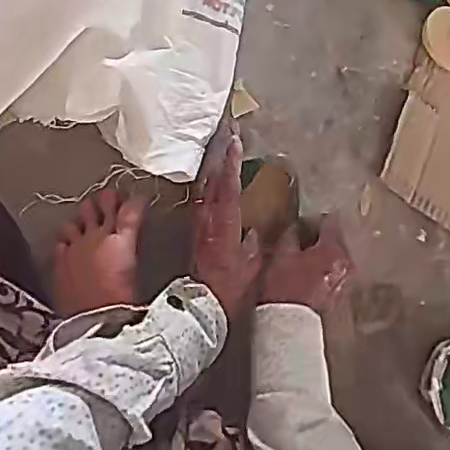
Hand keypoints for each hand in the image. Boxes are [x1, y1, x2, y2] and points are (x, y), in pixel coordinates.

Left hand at [190, 133, 262, 318]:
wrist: (201, 310)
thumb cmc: (228, 292)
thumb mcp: (250, 269)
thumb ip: (253, 248)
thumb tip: (254, 233)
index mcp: (224, 227)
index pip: (228, 189)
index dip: (232, 165)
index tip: (235, 144)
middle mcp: (209, 224)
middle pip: (214, 185)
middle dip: (222, 161)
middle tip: (228, 139)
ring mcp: (199, 229)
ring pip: (206, 194)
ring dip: (214, 173)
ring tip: (221, 154)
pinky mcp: (195, 237)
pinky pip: (202, 207)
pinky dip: (208, 192)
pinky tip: (210, 186)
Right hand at [259, 217, 353, 315]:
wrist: (290, 324)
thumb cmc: (284, 286)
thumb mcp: (282, 254)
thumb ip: (292, 234)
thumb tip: (298, 226)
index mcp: (333, 249)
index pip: (330, 222)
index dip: (316, 220)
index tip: (304, 223)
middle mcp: (346, 262)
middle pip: (337, 239)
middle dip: (322, 238)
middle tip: (304, 240)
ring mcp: (347, 279)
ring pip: (338, 256)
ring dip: (325, 254)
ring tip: (307, 258)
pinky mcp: (343, 292)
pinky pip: (337, 271)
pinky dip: (327, 268)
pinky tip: (312, 273)